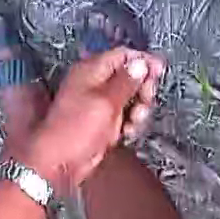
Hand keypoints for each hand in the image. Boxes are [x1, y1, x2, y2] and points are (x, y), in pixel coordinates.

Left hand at [19, 47, 164, 196]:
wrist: (60, 163)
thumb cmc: (74, 131)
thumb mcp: (107, 102)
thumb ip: (127, 81)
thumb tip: (140, 64)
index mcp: (91, 70)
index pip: (123, 55)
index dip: (143, 62)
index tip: (158, 71)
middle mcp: (94, 83)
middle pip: (129, 76)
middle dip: (142, 89)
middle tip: (145, 101)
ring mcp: (97, 102)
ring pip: (129, 98)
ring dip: (137, 109)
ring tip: (133, 121)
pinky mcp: (101, 120)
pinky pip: (123, 115)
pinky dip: (129, 122)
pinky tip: (127, 131)